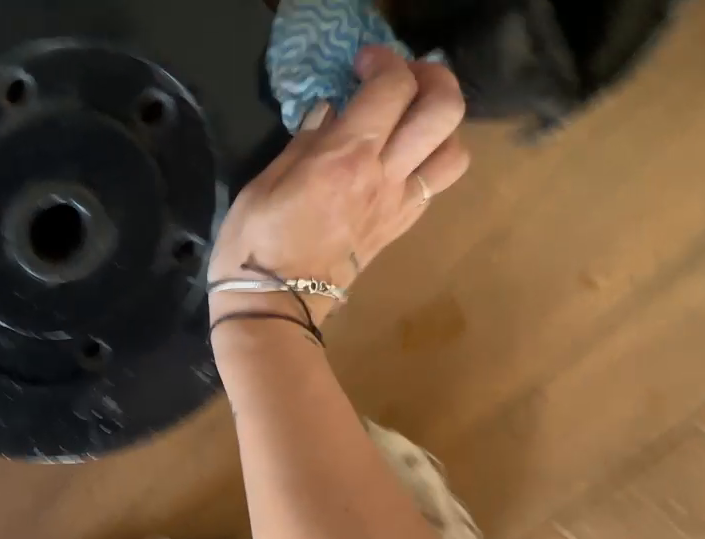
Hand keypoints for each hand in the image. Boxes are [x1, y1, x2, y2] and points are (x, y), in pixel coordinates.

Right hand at [209, 47, 469, 311]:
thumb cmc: (250, 251)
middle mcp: (382, 176)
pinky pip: (433, 186)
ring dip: (442, 125)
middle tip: (402, 79)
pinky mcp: (394, 230)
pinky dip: (429, 162)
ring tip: (413, 122)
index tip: (360, 64)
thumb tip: (327, 116)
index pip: (389, 89)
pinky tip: (403, 163)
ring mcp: (394, 206)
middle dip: (430, 79)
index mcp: (344, 160)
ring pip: (453, 149)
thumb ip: (299, 147)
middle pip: (443, 109)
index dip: (383, 63)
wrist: (269, 310)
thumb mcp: (258, 190)